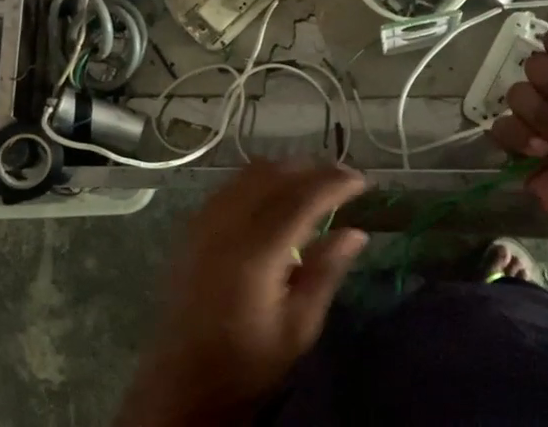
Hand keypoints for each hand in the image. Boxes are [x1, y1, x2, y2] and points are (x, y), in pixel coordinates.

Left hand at [115, 162, 368, 426]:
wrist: (184, 379)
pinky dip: (259, 178)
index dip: (334, 183)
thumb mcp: (298, 327)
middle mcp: (226, 226)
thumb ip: (326, 272)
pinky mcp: (193, 227)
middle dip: (312, 168)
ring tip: (314, 181)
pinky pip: (230, 185)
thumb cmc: (248, 360)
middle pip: (273, 174)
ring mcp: (204, 222)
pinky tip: (276, 193)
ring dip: (285, 169)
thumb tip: (356, 233)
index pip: (301, 199)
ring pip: (249, 173)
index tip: (362, 181)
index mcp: (255, 253)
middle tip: (342, 178)